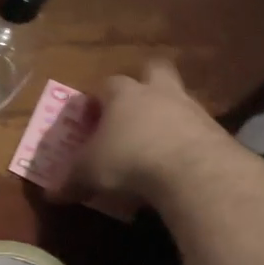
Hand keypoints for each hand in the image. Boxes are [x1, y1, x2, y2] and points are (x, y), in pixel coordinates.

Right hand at [65, 60, 238, 203]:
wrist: (191, 170)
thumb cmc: (127, 159)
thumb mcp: (87, 173)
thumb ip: (69, 180)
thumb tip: (51, 194)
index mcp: (124, 95)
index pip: (107, 84)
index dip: (96, 97)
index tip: (89, 115)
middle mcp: (158, 92)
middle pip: (153, 70)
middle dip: (142, 82)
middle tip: (129, 106)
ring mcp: (190, 107)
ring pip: (176, 98)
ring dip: (164, 113)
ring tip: (149, 141)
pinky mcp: (213, 128)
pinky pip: (192, 126)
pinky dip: (181, 138)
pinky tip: (171, 159)